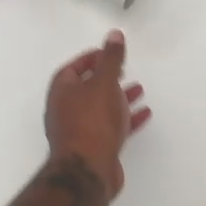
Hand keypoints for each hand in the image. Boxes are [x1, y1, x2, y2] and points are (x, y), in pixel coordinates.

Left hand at [44, 30, 150, 196]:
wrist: (87, 170)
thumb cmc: (92, 120)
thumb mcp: (104, 82)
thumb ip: (111, 59)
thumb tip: (114, 34)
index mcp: (62, 92)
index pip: (72, 68)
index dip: (90, 58)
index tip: (109, 53)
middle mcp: (65, 110)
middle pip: (86, 88)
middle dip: (107, 78)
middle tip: (124, 70)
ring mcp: (78, 131)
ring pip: (100, 108)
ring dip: (119, 98)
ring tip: (139, 90)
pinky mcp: (93, 147)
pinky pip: (111, 126)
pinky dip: (126, 118)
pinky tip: (144, 114)